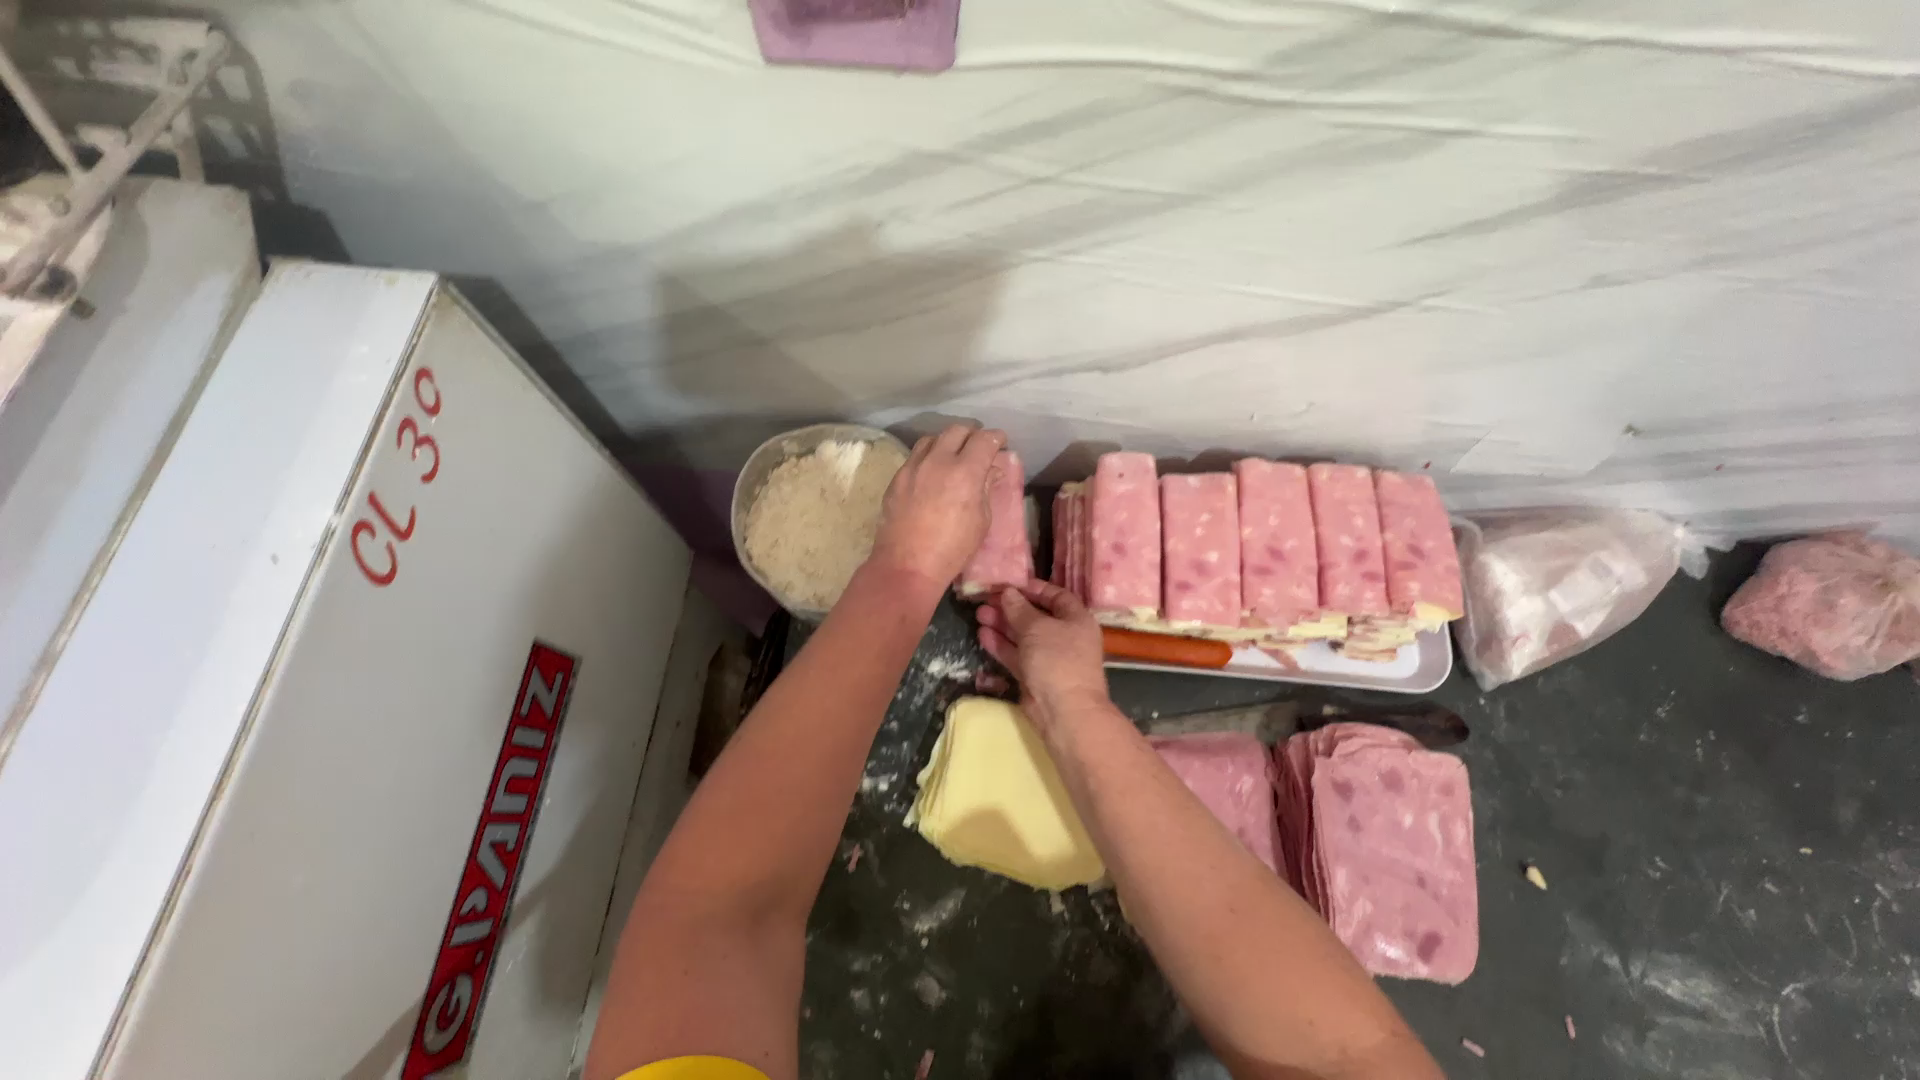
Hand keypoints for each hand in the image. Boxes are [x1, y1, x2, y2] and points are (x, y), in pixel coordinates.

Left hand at [867, 424, 1006, 596]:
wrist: (907, 565)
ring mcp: (913, 467)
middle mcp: (938, 461)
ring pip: (932, 439)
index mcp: (965, 472)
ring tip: (953, 454)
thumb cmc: (953, 549)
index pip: (984, 439)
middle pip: (957, 430)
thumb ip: (985, 489)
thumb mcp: (981, 520)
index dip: (996, 437)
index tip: (1000, 442)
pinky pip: (915, 456)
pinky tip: (932, 471)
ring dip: (947, 441)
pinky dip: (928, 456)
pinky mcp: (897, 478)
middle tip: (979, 446)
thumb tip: (991, 471)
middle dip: (972, 434)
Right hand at [976, 579, 1111, 731]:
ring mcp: (1049, 658)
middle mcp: (1065, 637)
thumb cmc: (1057, 659)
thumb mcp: (1037, 627)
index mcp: (1076, 620)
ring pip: (1023, 637)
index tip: (1012, 585)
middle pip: (1036, 617)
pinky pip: (1017, 655)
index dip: (1035, 589)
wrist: (1064, 710)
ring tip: (979, 614)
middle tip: (987, 599)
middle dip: (1011, 608)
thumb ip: (1019, 609)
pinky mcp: (1034, 675)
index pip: (1057, 597)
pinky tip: (982, 634)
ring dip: (1002, 625)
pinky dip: (1001, 645)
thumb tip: (1008, 592)